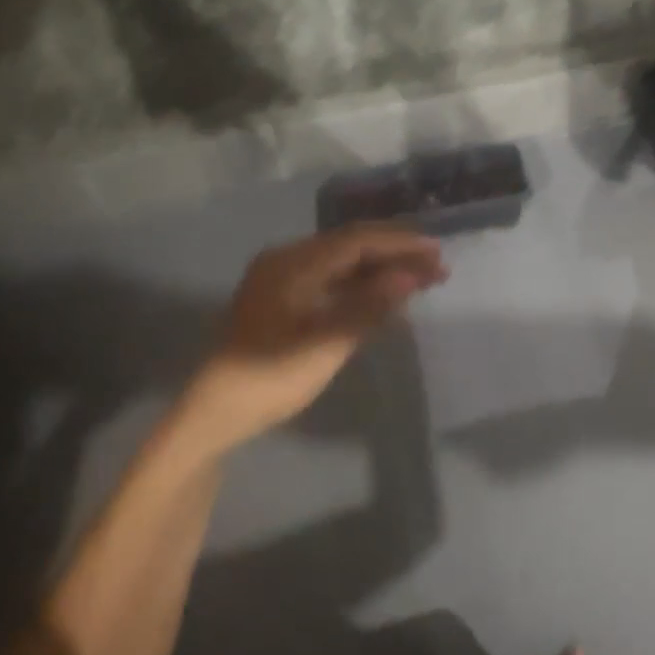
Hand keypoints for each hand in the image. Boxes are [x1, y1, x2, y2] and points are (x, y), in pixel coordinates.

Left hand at [185, 223, 447, 441]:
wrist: (217, 412)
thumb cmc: (271, 376)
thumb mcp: (326, 343)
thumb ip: (369, 306)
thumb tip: (410, 277)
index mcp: (293, 264)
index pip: (356, 241)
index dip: (400, 244)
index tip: (437, 253)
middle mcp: (287, 262)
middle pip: (351, 247)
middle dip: (395, 255)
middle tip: (437, 266)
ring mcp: (284, 282)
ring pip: (343, 265)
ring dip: (381, 271)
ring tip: (421, 280)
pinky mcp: (285, 302)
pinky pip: (331, 282)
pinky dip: (362, 287)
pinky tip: (386, 299)